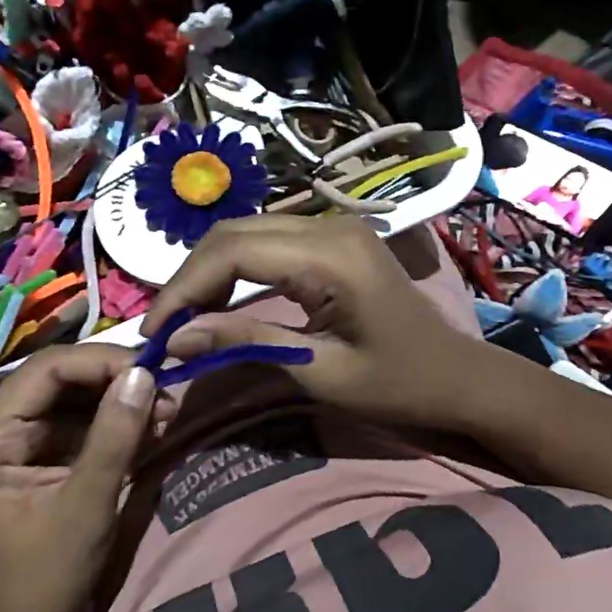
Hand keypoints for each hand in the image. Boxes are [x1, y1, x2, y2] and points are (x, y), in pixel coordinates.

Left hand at [0, 345, 171, 611]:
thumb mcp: (85, 505)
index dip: (100, 362)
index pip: (46, 370)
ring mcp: (20, 444)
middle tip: (166, 395)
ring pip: (76, 400)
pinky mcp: (43, 460)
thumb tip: (145, 374)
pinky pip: (83, 425)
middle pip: (61, 380)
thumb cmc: (47, 577)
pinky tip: (150, 429)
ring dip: (121, 401)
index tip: (153, 371)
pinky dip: (117, 424)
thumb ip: (114, 437)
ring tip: (165, 414)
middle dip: (115, 382)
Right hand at [143, 216, 487, 428]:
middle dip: (191, 278)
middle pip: (235, 234)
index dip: (184, 288)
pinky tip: (221, 300)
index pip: (233, 252)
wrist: (458, 377)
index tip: (153, 330)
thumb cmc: (398, 385)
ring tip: (185, 318)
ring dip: (210, 271)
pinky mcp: (337, 241)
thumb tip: (174, 339)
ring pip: (249, 234)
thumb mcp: (319, 370)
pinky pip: (271, 243)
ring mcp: (336, 228)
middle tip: (164, 327)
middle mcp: (331, 227)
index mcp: (331, 256)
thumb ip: (247, 340)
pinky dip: (238, 269)